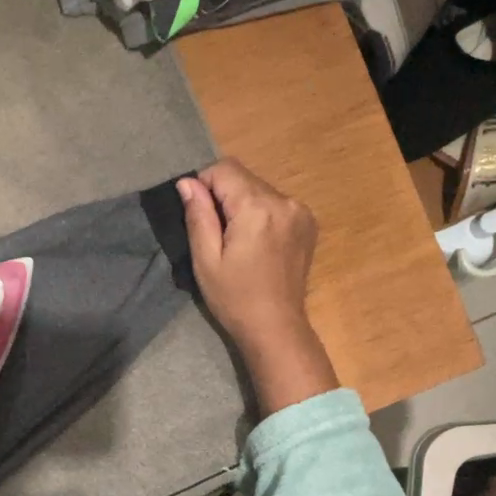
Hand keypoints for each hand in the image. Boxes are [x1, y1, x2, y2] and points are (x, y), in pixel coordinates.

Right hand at [179, 159, 338, 412]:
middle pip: (245, 178)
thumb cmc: (234, 298)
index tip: (195, 211)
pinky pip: (277, 204)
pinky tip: (257, 244)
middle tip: (215, 233)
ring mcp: (300, 210)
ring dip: (243, 205)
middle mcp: (284, 200)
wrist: (275, 326)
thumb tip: (187, 183)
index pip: (225, 169)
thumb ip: (198, 216)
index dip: (204, 183)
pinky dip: (261, 214)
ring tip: (237, 242)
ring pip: (261, 190)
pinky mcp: (307, 222)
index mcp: (257, 208)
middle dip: (224, 196)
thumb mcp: (206, 260)